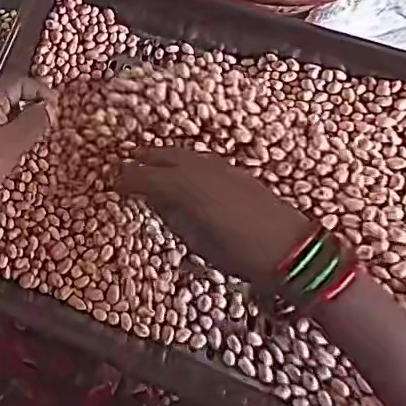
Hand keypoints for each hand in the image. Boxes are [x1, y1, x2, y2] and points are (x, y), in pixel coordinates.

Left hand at [0, 75, 55, 234]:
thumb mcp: (13, 143)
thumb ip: (34, 121)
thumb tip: (49, 106)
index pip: (19, 81)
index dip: (41, 91)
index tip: (57, 108)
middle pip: (7, 95)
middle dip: (29, 107)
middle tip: (47, 126)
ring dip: (16, 122)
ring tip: (31, 140)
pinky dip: (1, 132)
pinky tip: (7, 150)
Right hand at [115, 147, 313, 284]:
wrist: (291, 249)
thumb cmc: (237, 253)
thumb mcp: (194, 240)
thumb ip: (169, 215)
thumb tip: (152, 200)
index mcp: (180, 186)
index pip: (142, 176)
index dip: (125, 180)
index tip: (114, 185)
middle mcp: (196, 168)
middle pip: (159, 156)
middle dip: (140, 162)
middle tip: (125, 170)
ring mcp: (217, 166)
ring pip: (180, 153)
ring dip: (161, 157)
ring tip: (150, 165)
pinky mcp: (234, 170)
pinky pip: (198, 158)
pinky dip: (182, 161)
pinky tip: (182, 171)